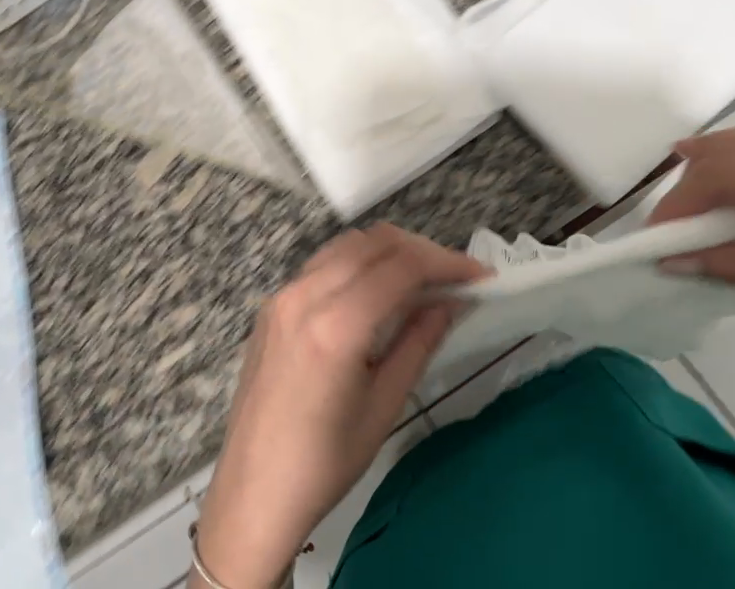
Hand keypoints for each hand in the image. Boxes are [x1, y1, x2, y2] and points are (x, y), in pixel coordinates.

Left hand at [192, 223, 484, 588]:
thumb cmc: (325, 462)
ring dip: (388, 252)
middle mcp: (304, 296)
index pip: (401, 267)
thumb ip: (418, 342)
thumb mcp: (384, 405)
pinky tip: (377, 291)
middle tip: (455, 277)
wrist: (254, 491)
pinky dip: (356, 264)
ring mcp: (282, 297)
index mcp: (335, 325)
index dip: (446, 263)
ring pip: (345, 247)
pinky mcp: (271, 307)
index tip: (480, 276)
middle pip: (373, 244)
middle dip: (420, 251)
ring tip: (422, 280)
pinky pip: (321, 265)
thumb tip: (449, 302)